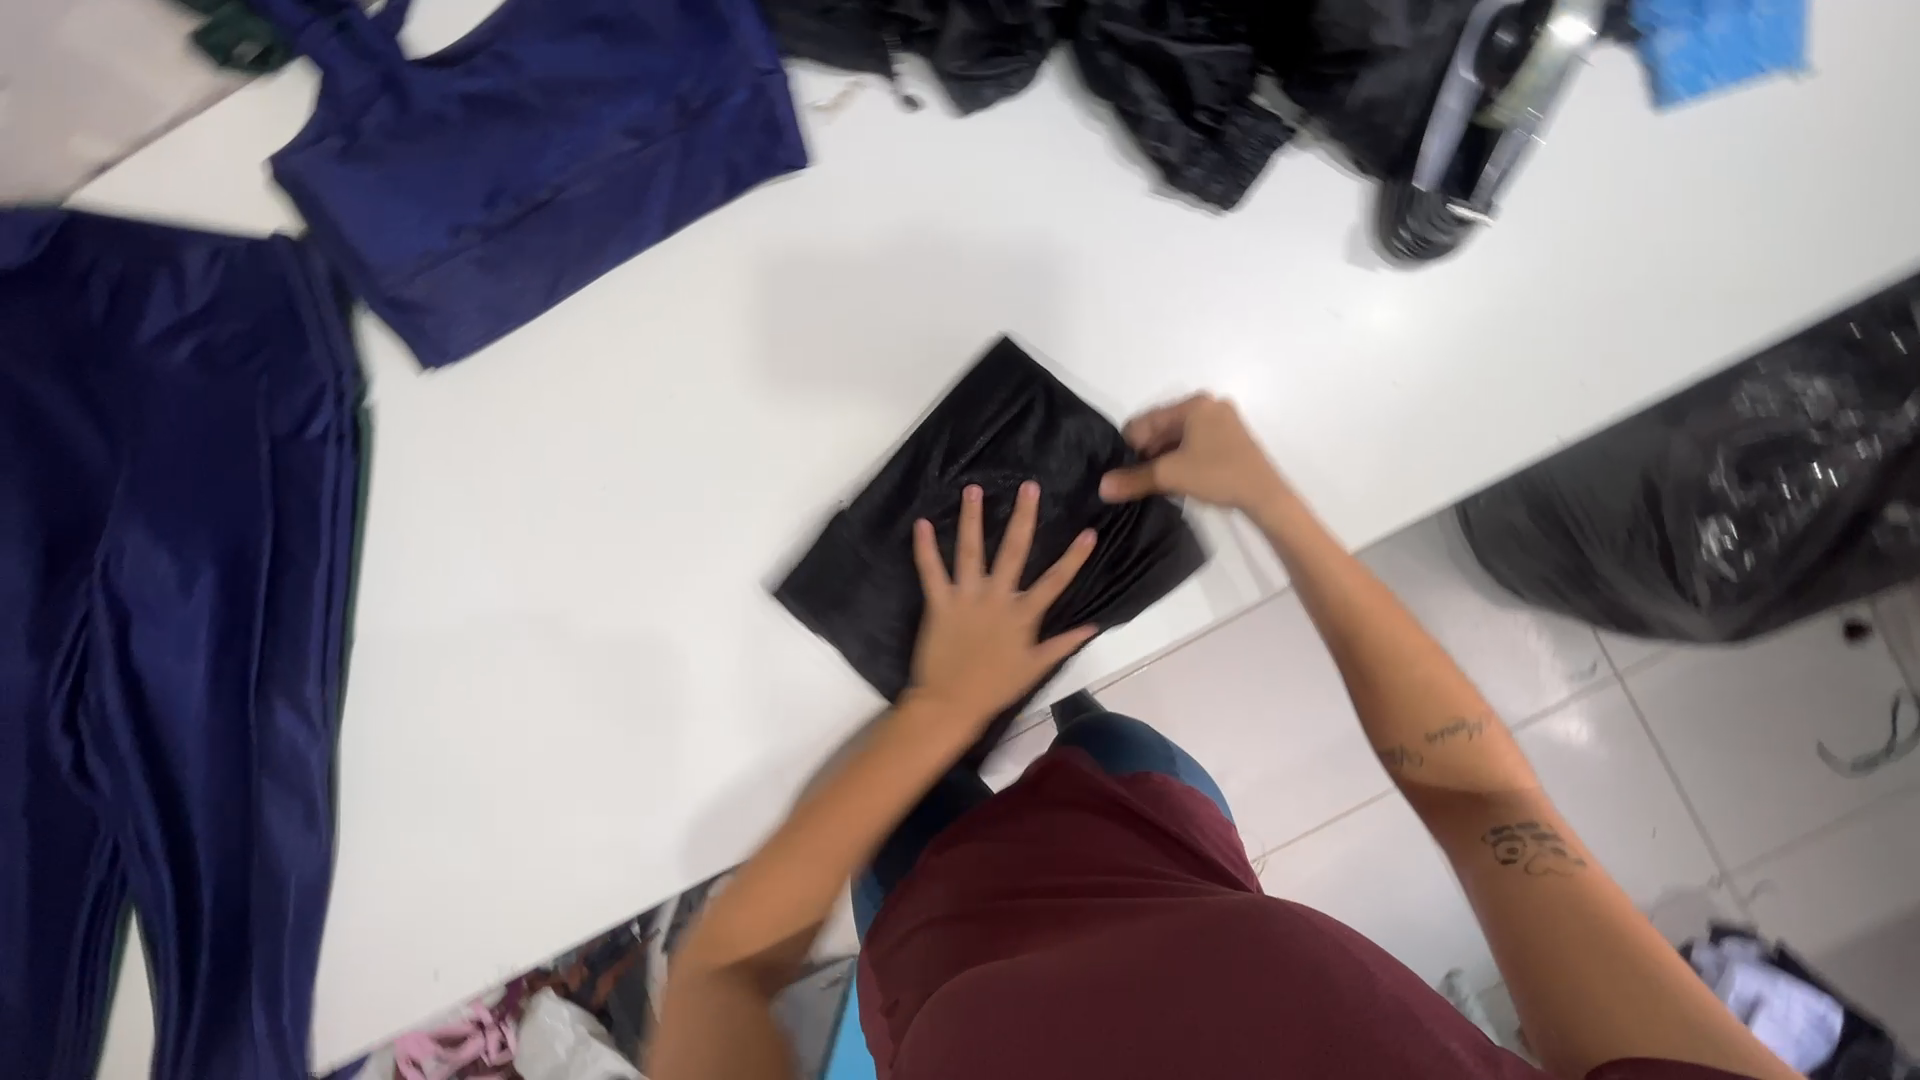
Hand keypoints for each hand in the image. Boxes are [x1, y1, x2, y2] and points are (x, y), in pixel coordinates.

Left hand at [906, 481, 1097, 725]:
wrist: (950, 703)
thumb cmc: (995, 687)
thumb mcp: (1035, 668)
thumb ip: (1063, 644)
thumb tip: (1092, 627)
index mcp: (1023, 615)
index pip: (1055, 581)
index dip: (1074, 557)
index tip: (1089, 532)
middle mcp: (997, 598)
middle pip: (1014, 551)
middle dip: (1023, 517)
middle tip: (1029, 487)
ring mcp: (966, 597)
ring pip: (971, 551)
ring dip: (972, 518)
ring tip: (973, 489)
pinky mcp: (939, 602)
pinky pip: (931, 571)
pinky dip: (924, 548)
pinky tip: (922, 523)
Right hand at [1098, 393, 1288, 512]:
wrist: (1265, 495)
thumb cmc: (1216, 474)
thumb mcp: (1170, 475)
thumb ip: (1133, 479)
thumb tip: (1102, 487)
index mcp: (1194, 404)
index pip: (1146, 420)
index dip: (1129, 445)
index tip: (1120, 469)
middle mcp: (1209, 406)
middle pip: (1162, 427)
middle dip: (1146, 452)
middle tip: (1134, 477)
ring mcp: (1223, 422)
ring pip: (1178, 437)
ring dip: (1162, 457)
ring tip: (1152, 481)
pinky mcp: (1231, 439)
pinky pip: (1194, 444)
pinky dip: (1180, 458)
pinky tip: (1174, 478)